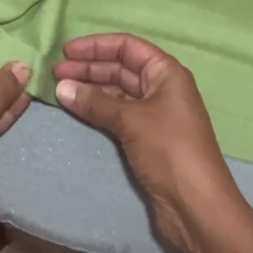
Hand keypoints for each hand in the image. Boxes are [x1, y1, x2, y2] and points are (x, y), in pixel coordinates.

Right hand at [55, 34, 252, 252]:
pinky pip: (118, 113)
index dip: (96, 46)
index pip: (127, 46)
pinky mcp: (147, 138)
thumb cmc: (169, 149)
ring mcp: (154, 114)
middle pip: (120, 67)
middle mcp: (161, 88)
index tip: (67, 52)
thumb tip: (61, 87)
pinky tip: (77, 108)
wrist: (196, 207)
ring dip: (91, 89)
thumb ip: (95, 101)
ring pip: (117, 91)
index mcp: (166, 73)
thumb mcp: (131, 120)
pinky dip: (98, 109)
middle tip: (56, 72)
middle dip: (88, 68)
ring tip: (61, 90)